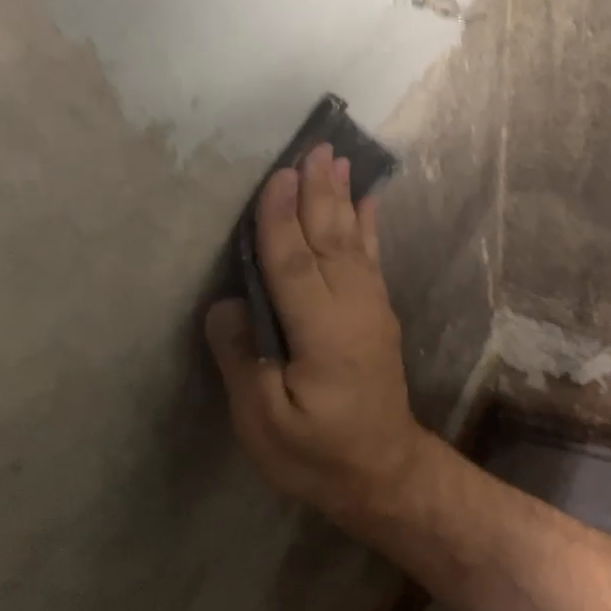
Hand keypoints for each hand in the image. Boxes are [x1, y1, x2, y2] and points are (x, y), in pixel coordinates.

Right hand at [206, 143, 429, 520]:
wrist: (380, 463)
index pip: (295, 262)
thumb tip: (229, 300)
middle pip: (331, 240)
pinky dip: (368, 228)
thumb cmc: (314, 449)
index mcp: (323, 328)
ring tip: (342, 162)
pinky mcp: (378, 312)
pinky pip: (371, 259)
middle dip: (321, 193)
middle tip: (318, 147)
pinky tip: (368, 206)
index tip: (278, 175)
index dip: (282, 218)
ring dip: (345, 201)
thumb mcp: (263, 416)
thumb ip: (244, 355)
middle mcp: (355, 305)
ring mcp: (372, 306)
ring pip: (354, 242)